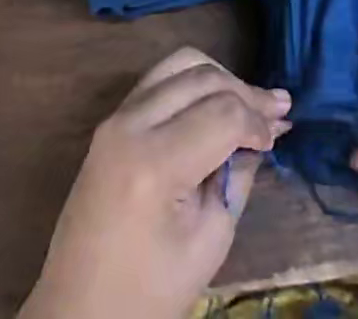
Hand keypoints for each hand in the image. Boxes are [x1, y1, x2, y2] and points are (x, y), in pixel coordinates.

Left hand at [19, 47, 291, 318]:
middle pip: (203, 77)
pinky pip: (160, 78)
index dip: (258, 121)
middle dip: (246, 92)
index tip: (277, 139)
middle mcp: (130, 125)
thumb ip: (238, 175)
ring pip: (180, 64)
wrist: (79, 308)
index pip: (223, 113)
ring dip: (220, 78)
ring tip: (250, 103)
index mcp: (154, 163)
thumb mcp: (210, 240)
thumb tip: (265, 132)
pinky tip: (217, 101)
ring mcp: (115, 117)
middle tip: (279, 111)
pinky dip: (194, 80)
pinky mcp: (111, 120)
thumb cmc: (150, 289)